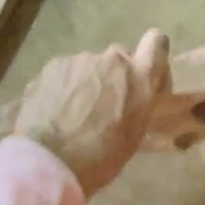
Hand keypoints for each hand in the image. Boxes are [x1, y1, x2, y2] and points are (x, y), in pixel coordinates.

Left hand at [14, 29, 170, 197]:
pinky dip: (64, 87)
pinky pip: (66, 72)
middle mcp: (112, 60)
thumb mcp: (133, 137)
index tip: (144, 79)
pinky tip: (54, 111)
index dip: (151, 56)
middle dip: (115, 77)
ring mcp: (79, 59)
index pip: (157, 42)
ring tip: (73, 114)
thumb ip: (138, 105)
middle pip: (119, 58)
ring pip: (89, 66)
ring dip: (87, 83)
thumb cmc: (98, 158)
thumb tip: (135, 99)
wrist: (48, 162)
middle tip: (103, 107)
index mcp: (138, 78)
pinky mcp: (52, 65)